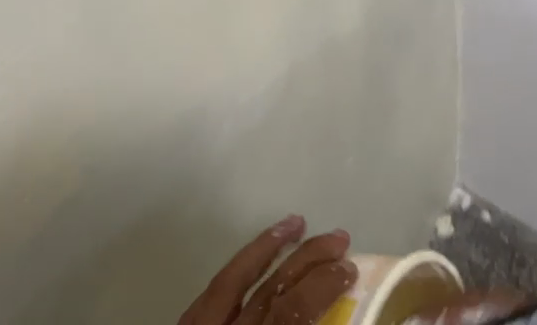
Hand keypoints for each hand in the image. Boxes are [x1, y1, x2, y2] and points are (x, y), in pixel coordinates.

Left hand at [179, 216, 355, 324]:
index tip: (349, 268)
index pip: (291, 309)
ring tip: (298, 221)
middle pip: (270, 286)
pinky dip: (241, 263)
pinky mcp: (188, 320)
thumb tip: (333, 312)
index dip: (323, 286)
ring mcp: (202, 320)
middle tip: (340, 237)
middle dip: (307, 258)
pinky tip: (258, 253)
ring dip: (271, 245)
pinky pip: (218, 284)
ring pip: (237, 275)